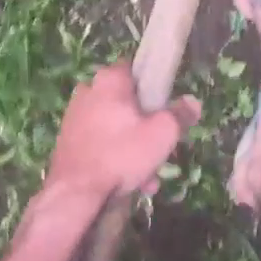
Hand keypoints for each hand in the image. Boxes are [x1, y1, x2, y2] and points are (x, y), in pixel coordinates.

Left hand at [47, 63, 199, 198]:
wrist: (74, 190)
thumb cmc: (120, 154)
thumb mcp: (161, 135)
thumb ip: (179, 115)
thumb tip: (192, 101)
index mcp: (110, 79)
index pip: (135, 70)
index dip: (154, 88)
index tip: (165, 109)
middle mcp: (89, 89)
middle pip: (126, 103)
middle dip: (145, 128)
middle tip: (159, 152)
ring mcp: (75, 113)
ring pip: (114, 126)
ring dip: (133, 148)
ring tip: (147, 179)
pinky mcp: (68, 137)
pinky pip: (100, 141)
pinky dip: (114, 156)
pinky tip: (126, 182)